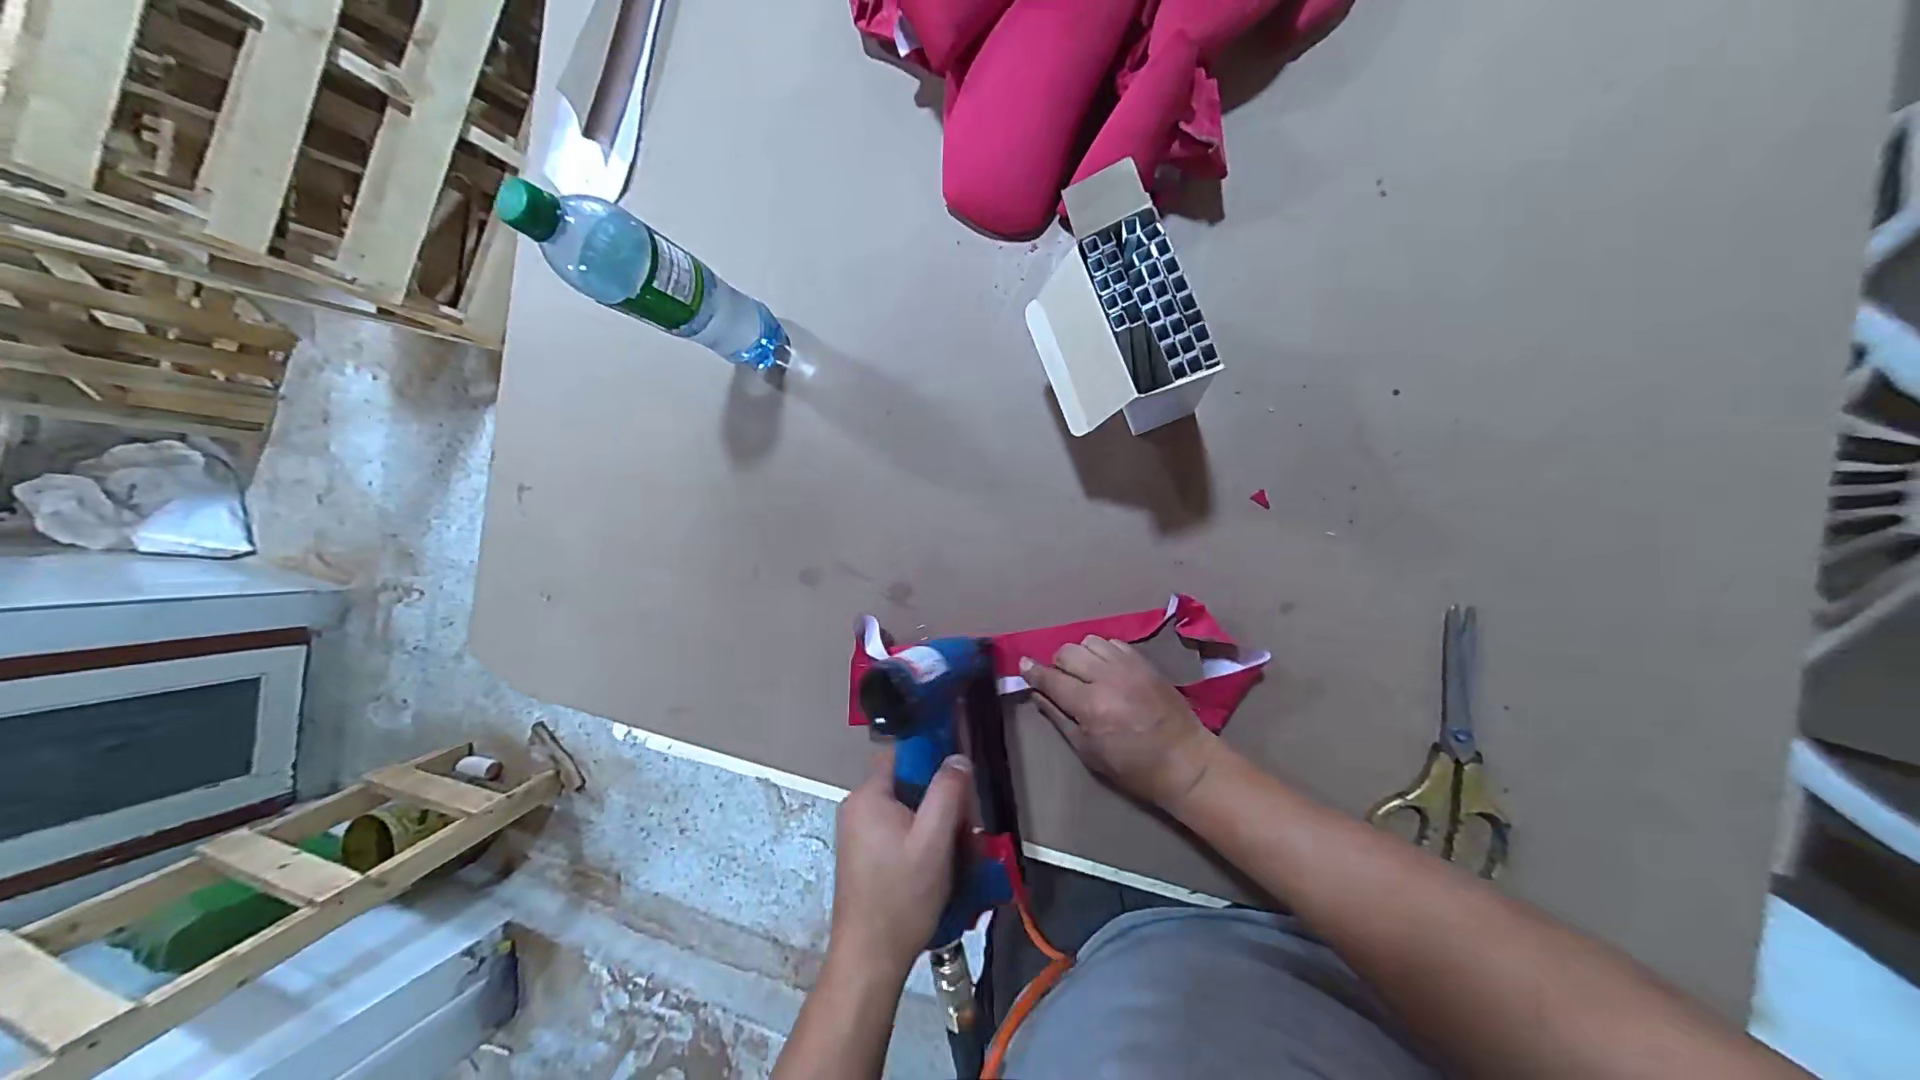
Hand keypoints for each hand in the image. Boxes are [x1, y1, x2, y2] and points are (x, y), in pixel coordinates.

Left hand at [827, 749, 971, 974]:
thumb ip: (948, 792)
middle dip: (940, 802)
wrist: (870, 958)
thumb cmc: (903, 895)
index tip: (959, 784)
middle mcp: (857, 808)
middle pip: (908, 785)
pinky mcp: (863, 856)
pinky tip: (938, 867)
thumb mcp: (934, 839)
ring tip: (955, 852)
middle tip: (964, 829)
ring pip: (907, 811)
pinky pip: (897, 832)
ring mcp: (857, 834)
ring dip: (934, 826)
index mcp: (868, 795)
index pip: (904, 755)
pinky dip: (920, 842)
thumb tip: (957, 758)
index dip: (934, 762)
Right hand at [1021, 636, 1223, 808]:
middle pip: (1067, 652)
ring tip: (1084, 672)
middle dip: (1057, 664)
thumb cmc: (1132, 766)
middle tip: (1061, 680)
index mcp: (1090, 705)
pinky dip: (1102, 652)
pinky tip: (1106, 668)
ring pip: (1089, 641)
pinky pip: (1113, 643)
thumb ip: (1058, 717)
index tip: (1023, 665)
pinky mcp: (1145, 662)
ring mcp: (1129, 666)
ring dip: (1080, 655)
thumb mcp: (1087, 750)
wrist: (1185, 761)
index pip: (1051, 678)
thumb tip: (1038, 694)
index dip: (1033, 671)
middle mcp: (1107, 678)